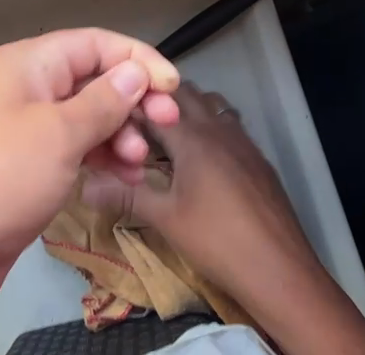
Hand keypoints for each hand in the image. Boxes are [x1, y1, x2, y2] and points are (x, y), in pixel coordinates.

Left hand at [0, 29, 180, 317]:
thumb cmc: (2, 176)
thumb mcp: (60, 134)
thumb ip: (104, 100)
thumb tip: (135, 72)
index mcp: (28, 62)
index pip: (94, 43)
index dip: (136, 60)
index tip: (174, 88)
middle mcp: (27, 85)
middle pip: (92, 77)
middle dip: (132, 98)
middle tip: (166, 125)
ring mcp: (27, 125)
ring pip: (87, 114)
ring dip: (120, 131)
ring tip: (138, 161)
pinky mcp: (30, 162)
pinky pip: (75, 145)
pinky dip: (101, 155)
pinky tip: (123, 175)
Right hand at [85, 83, 306, 299]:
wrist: (281, 271)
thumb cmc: (218, 241)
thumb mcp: (165, 218)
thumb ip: (124, 196)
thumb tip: (82, 185)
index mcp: (192, 136)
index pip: (154, 102)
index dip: (131, 102)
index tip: (111, 109)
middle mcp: (218, 128)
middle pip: (185, 93)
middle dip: (158, 98)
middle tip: (133, 119)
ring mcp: (242, 141)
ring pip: (211, 104)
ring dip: (188, 108)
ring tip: (165, 133)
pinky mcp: (258, 158)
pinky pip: (229, 124)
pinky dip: (210, 126)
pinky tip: (200, 158)